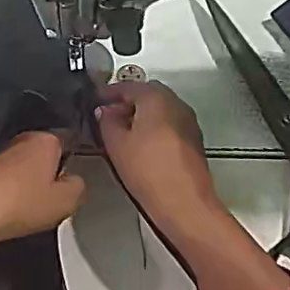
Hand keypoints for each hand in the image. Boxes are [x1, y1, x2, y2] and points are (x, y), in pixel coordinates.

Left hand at [0, 132, 85, 248]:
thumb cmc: (22, 203)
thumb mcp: (67, 200)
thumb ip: (80, 186)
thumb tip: (75, 181)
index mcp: (46, 139)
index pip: (72, 142)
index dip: (78, 162)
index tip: (77, 181)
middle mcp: (23, 139)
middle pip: (49, 155)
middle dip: (54, 173)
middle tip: (57, 198)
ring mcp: (2, 153)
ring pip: (29, 167)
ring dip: (33, 183)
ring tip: (34, 207)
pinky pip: (11, 178)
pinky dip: (15, 190)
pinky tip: (15, 208)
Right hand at [95, 81, 224, 226]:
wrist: (184, 204)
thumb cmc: (150, 172)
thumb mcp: (115, 144)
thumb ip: (106, 121)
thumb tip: (105, 112)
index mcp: (157, 99)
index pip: (129, 85)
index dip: (109, 92)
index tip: (97, 98)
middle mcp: (177, 105)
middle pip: (147, 94)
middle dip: (127, 101)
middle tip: (107, 113)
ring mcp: (188, 123)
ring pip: (160, 109)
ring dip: (141, 114)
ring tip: (121, 131)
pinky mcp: (192, 142)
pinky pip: (169, 125)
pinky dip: (154, 127)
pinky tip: (140, 145)